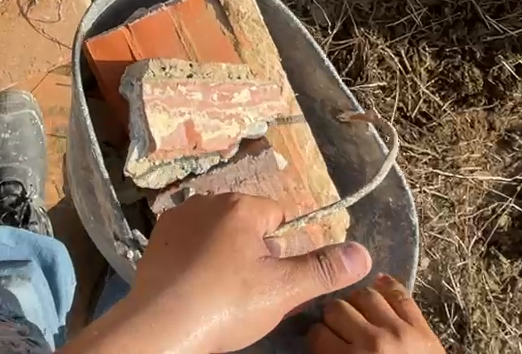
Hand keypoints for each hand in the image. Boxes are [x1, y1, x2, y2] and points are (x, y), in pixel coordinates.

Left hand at [66, 194, 372, 353]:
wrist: (165, 322)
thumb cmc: (228, 303)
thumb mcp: (283, 290)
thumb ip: (323, 269)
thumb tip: (363, 252)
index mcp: (241, 206)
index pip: (277, 215)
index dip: (280, 248)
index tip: (272, 278)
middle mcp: (208, 199)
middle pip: (246, 221)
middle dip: (252, 249)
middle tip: (247, 289)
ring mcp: (179, 215)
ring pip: (216, 228)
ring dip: (222, 250)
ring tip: (220, 289)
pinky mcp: (158, 234)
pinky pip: (188, 239)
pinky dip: (195, 256)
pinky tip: (195, 285)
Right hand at [308, 274, 445, 353]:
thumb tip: (318, 348)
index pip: (318, 334)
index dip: (317, 336)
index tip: (321, 341)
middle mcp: (372, 342)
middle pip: (336, 308)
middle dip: (333, 316)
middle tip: (337, 326)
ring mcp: (399, 331)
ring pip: (364, 294)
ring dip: (356, 301)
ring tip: (357, 310)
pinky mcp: (422, 329)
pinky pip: (400, 294)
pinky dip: (387, 286)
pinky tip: (378, 286)